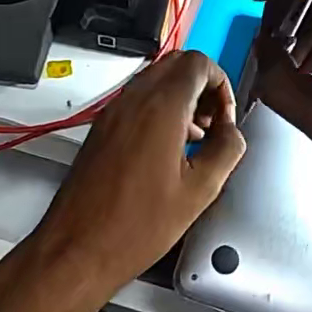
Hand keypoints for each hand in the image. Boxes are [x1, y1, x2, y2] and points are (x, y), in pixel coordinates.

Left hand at [0, 51, 246, 311]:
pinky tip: (169, 148)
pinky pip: (136, 100)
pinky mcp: (102, 128)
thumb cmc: (132, 226)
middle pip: (176, 64)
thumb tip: (232, 133)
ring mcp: (113, 113)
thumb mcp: (200, 191)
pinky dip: (159, 109)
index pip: (198, 63)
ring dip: (181, 97)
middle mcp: (132, 102)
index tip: (226, 116)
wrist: (79, 248)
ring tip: (196, 136)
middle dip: (203, 86)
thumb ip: (227, 150)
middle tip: (215, 120)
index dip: (222, 84)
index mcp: (160, 109)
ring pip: (155, 79)